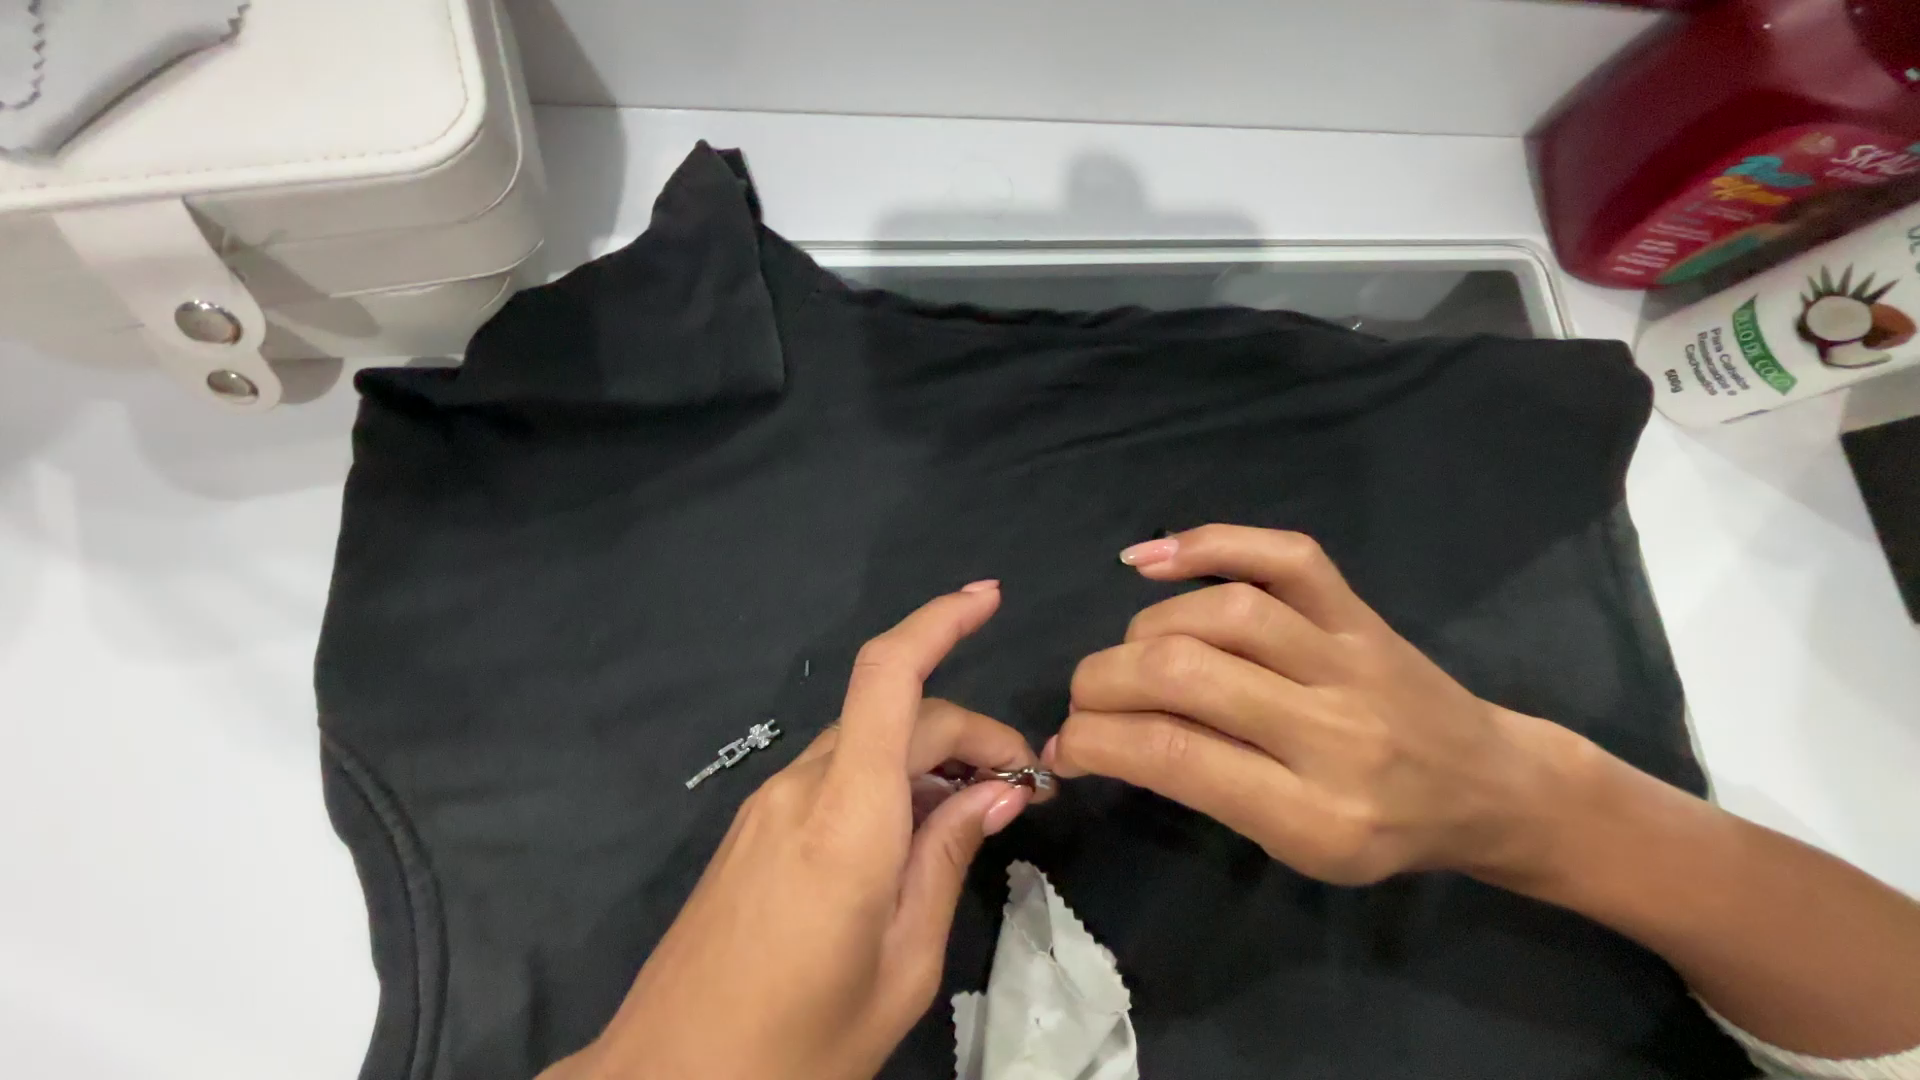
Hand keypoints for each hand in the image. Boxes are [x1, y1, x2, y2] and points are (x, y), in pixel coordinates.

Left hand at [545, 582, 1044, 1079]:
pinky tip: (914, 828)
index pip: (890, 677)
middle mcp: (803, 786)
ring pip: (866, 738)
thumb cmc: (798, 1045)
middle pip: (897, 713)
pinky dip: (887, 776)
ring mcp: (769, 801)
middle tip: (1019, 790)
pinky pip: (835, 771)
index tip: (990, 599)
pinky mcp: (755, 822)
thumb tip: (998, 792)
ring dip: (928, 753)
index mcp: (848, 817)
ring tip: (974, 810)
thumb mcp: (903, 965)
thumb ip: (947, 861)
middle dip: (969, 732)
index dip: (939, 622)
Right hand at [1047, 525, 1579, 886]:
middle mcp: (1335, 731)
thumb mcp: (1293, 851)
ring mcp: (1350, 657)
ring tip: (1131, 655)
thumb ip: (1201, 789)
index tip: (1062, 746)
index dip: (1093, 741)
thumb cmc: (1381, 834)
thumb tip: (1096, 740)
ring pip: (1225, 613)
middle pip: (1186, 674)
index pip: (1172, 756)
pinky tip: (1151, 560)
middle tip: (1083, 699)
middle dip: (1103, 680)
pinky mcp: (1359, 610)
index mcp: (1315, 816)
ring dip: (1147, 629)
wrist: (1490, 787)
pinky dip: (1208, 543)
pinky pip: (1284, 555)